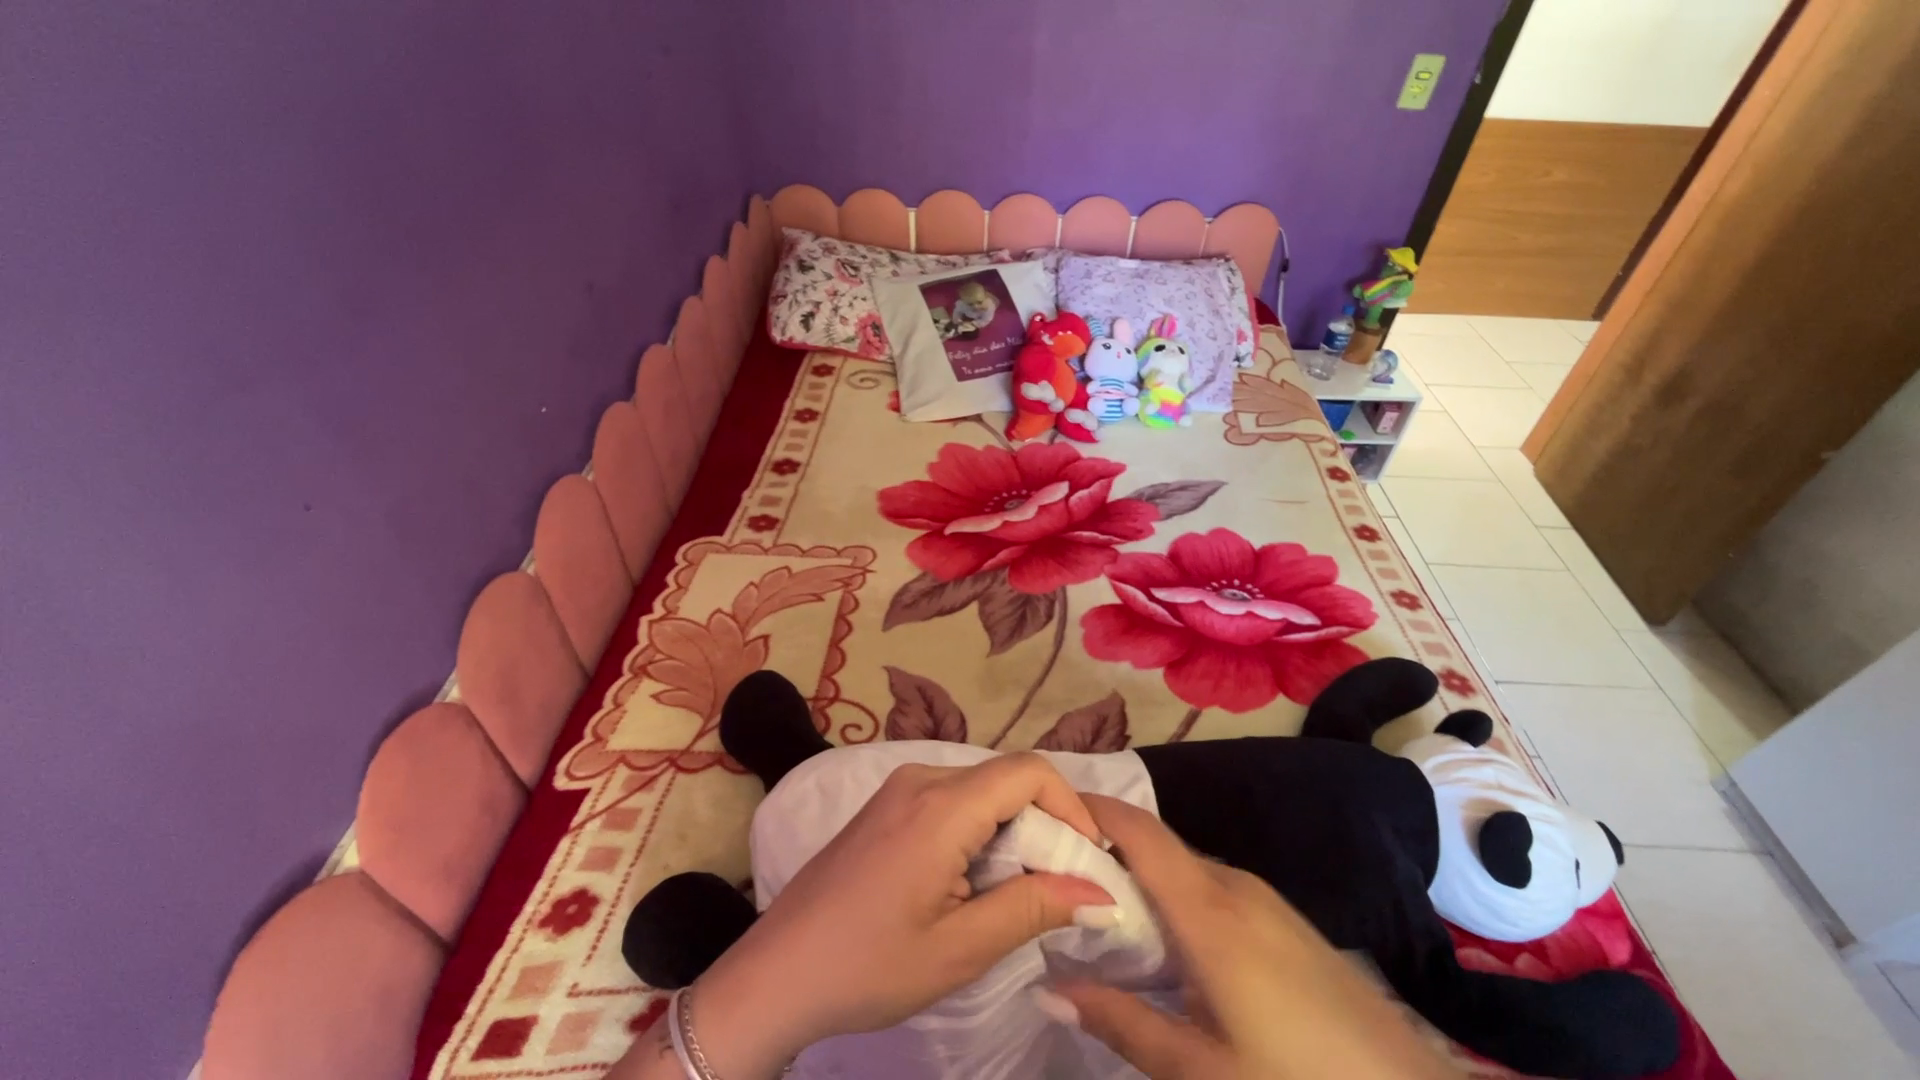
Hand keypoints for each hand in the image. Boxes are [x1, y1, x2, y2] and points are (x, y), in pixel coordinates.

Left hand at [688, 754, 1116, 1076]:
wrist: (776, 974)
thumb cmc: (868, 966)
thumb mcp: (960, 948)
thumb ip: (1033, 908)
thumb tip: (1098, 888)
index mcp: (940, 806)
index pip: (1029, 771)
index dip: (1071, 806)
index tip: (1087, 860)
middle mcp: (918, 780)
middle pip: (1005, 779)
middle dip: (1043, 825)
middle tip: (1057, 887)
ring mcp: (895, 791)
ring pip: (979, 790)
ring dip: (1010, 831)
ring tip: (1014, 893)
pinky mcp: (882, 808)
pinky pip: (948, 801)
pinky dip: (978, 831)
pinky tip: (969, 882)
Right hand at [1051, 797, 1460, 1079]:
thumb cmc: (1295, 1077)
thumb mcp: (1201, 1068)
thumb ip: (1121, 1023)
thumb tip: (1046, 987)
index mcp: (1209, 911)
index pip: (1138, 831)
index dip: (1089, 808)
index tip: (1040, 813)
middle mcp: (1234, 886)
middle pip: (1154, 846)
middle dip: (1101, 849)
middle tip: (1050, 874)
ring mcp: (1264, 899)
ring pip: (1182, 867)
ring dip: (1136, 876)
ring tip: (1092, 908)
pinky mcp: (1282, 917)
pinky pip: (1210, 887)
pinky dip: (1171, 895)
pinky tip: (1159, 939)